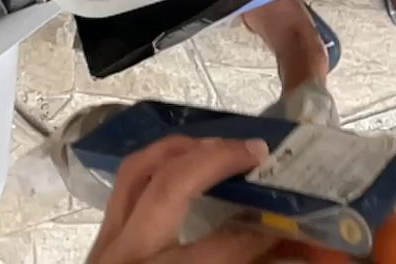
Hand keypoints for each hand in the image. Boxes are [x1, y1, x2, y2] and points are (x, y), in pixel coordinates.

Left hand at [87, 136, 278, 263]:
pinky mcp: (100, 241)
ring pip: (139, 171)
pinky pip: (126, 183)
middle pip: (171, 187)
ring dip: (181, 149)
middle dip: (217, 159)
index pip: (223, 248)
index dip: (263, 232)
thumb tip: (292, 247)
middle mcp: (130, 259)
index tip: (295, 219)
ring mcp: (108, 246)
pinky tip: (182, 160)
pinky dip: (156, 162)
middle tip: (257, 150)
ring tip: (219, 143)